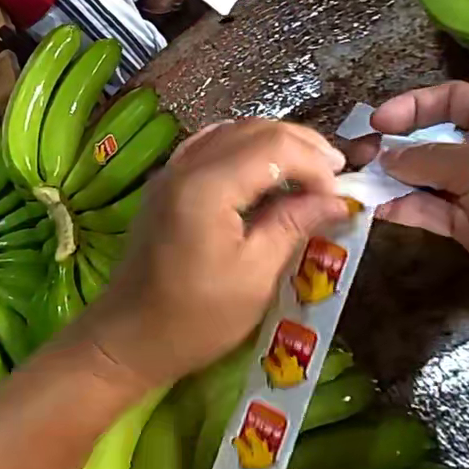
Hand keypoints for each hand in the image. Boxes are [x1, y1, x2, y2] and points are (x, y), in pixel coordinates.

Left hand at [75, 119, 348, 391]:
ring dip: (276, 143)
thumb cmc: (195, 319)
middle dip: (302, 146)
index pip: (275, 147)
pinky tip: (266, 170)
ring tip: (309, 169)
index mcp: (207, 187)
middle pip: (255, 130)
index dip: (315, 164)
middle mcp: (186, 165)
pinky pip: (213, 145)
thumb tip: (338, 200)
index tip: (339, 195)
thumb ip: (294, 225)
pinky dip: (247, 148)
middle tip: (336, 174)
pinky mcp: (167, 182)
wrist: (129, 339)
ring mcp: (172, 170)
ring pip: (234, 131)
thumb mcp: (256, 276)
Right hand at [367, 82, 468, 340]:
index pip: (454, 100)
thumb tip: (387, 154)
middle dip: (396, 147)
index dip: (414, 106)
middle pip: (436, 141)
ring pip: (430, 181)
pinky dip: (408, 210)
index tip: (377, 122)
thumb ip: (430, 158)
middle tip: (354, 158)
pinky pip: (436, 214)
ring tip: (357, 184)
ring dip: (395, 181)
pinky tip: (378, 208)